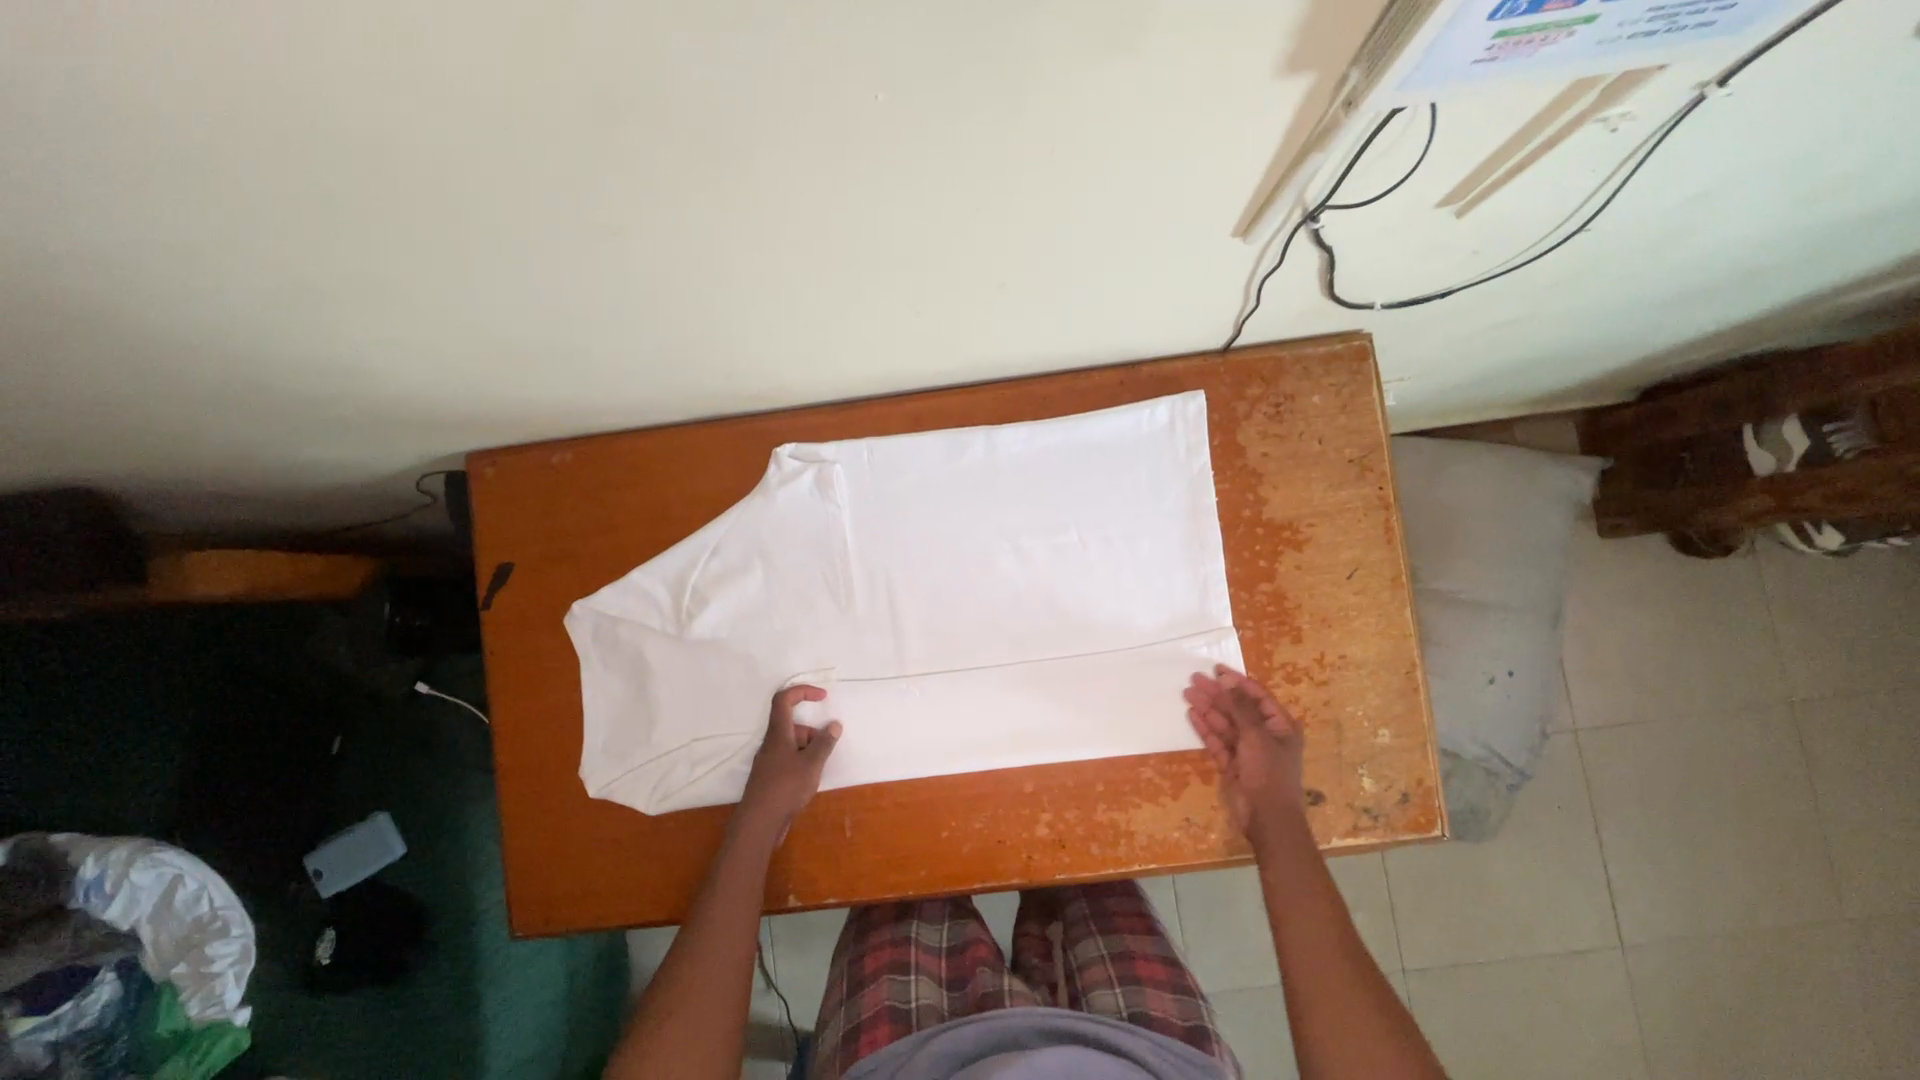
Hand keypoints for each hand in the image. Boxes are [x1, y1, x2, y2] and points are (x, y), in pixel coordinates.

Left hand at [738, 685, 841, 839]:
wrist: (758, 822)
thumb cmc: (785, 787)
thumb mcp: (811, 764)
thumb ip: (824, 743)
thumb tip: (834, 724)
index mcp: (778, 733)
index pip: (784, 699)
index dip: (802, 691)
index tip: (823, 697)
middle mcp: (770, 743)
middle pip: (791, 725)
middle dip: (812, 732)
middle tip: (824, 750)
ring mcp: (768, 761)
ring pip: (791, 744)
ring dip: (807, 750)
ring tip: (817, 770)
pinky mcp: (769, 777)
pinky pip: (788, 760)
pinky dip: (801, 763)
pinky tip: (807, 782)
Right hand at [1184, 665, 1305, 839]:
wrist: (1267, 818)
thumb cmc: (1269, 773)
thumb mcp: (1257, 736)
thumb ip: (1240, 707)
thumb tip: (1227, 680)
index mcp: (1280, 725)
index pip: (1257, 696)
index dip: (1237, 681)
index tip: (1216, 669)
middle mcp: (1265, 735)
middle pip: (1238, 709)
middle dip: (1217, 694)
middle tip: (1194, 679)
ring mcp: (1248, 751)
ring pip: (1225, 724)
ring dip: (1208, 709)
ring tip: (1187, 693)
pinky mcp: (1232, 765)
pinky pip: (1218, 742)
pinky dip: (1206, 729)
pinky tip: (1192, 715)